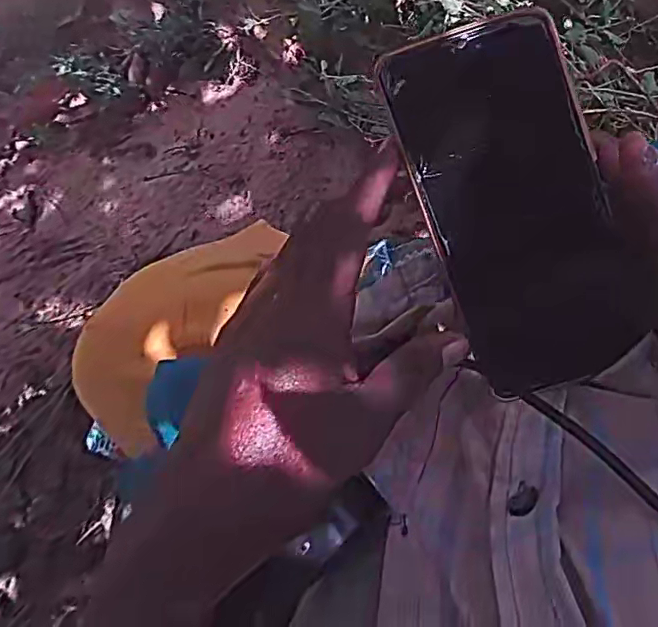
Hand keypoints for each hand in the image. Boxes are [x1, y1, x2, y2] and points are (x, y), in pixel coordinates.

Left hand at [85, 144, 464, 623]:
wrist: (202, 506)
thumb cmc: (288, 463)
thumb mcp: (363, 425)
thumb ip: (410, 374)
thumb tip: (455, 337)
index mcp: (312, 313)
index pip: (344, 231)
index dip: (369, 186)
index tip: (387, 152)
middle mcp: (278, 300)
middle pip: (315, 230)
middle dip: (352, 199)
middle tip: (388, 184)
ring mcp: (252, 315)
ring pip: (293, 250)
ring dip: (328, 226)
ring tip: (361, 220)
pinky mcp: (240, 336)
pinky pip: (276, 277)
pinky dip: (305, 257)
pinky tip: (315, 275)